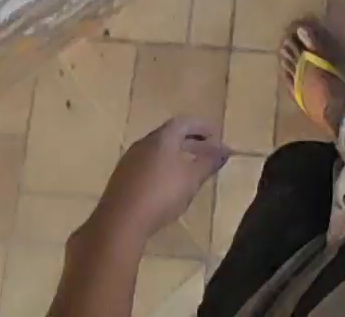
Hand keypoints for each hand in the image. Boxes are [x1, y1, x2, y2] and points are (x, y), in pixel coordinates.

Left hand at [91, 117, 229, 241]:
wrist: (119, 223)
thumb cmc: (161, 194)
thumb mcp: (192, 178)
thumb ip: (209, 162)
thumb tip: (225, 150)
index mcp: (163, 137)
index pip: (185, 122)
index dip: (202, 127)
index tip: (216, 135)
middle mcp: (145, 143)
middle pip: (171, 134)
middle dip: (191, 140)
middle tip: (207, 150)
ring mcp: (130, 160)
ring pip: (158, 150)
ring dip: (176, 154)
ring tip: (190, 167)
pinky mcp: (121, 178)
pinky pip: (147, 164)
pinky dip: (162, 166)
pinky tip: (167, 183)